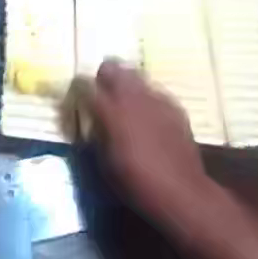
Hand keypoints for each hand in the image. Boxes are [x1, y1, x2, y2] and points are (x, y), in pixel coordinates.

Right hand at [84, 60, 219, 228]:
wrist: (181, 192)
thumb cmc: (136, 182)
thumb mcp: (104, 162)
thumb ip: (95, 134)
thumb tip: (91, 121)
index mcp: (110, 110)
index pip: (84, 84)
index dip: (77, 87)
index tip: (75, 96)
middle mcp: (132, 96)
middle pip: (111, 67)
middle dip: (103, 76)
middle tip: (101, 94)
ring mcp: (156, 99)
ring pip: (134, 74)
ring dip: (125, 84)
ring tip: (124, 103)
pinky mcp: (174, 106)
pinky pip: (154, 92)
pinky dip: (146, 98)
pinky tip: (148, 116)